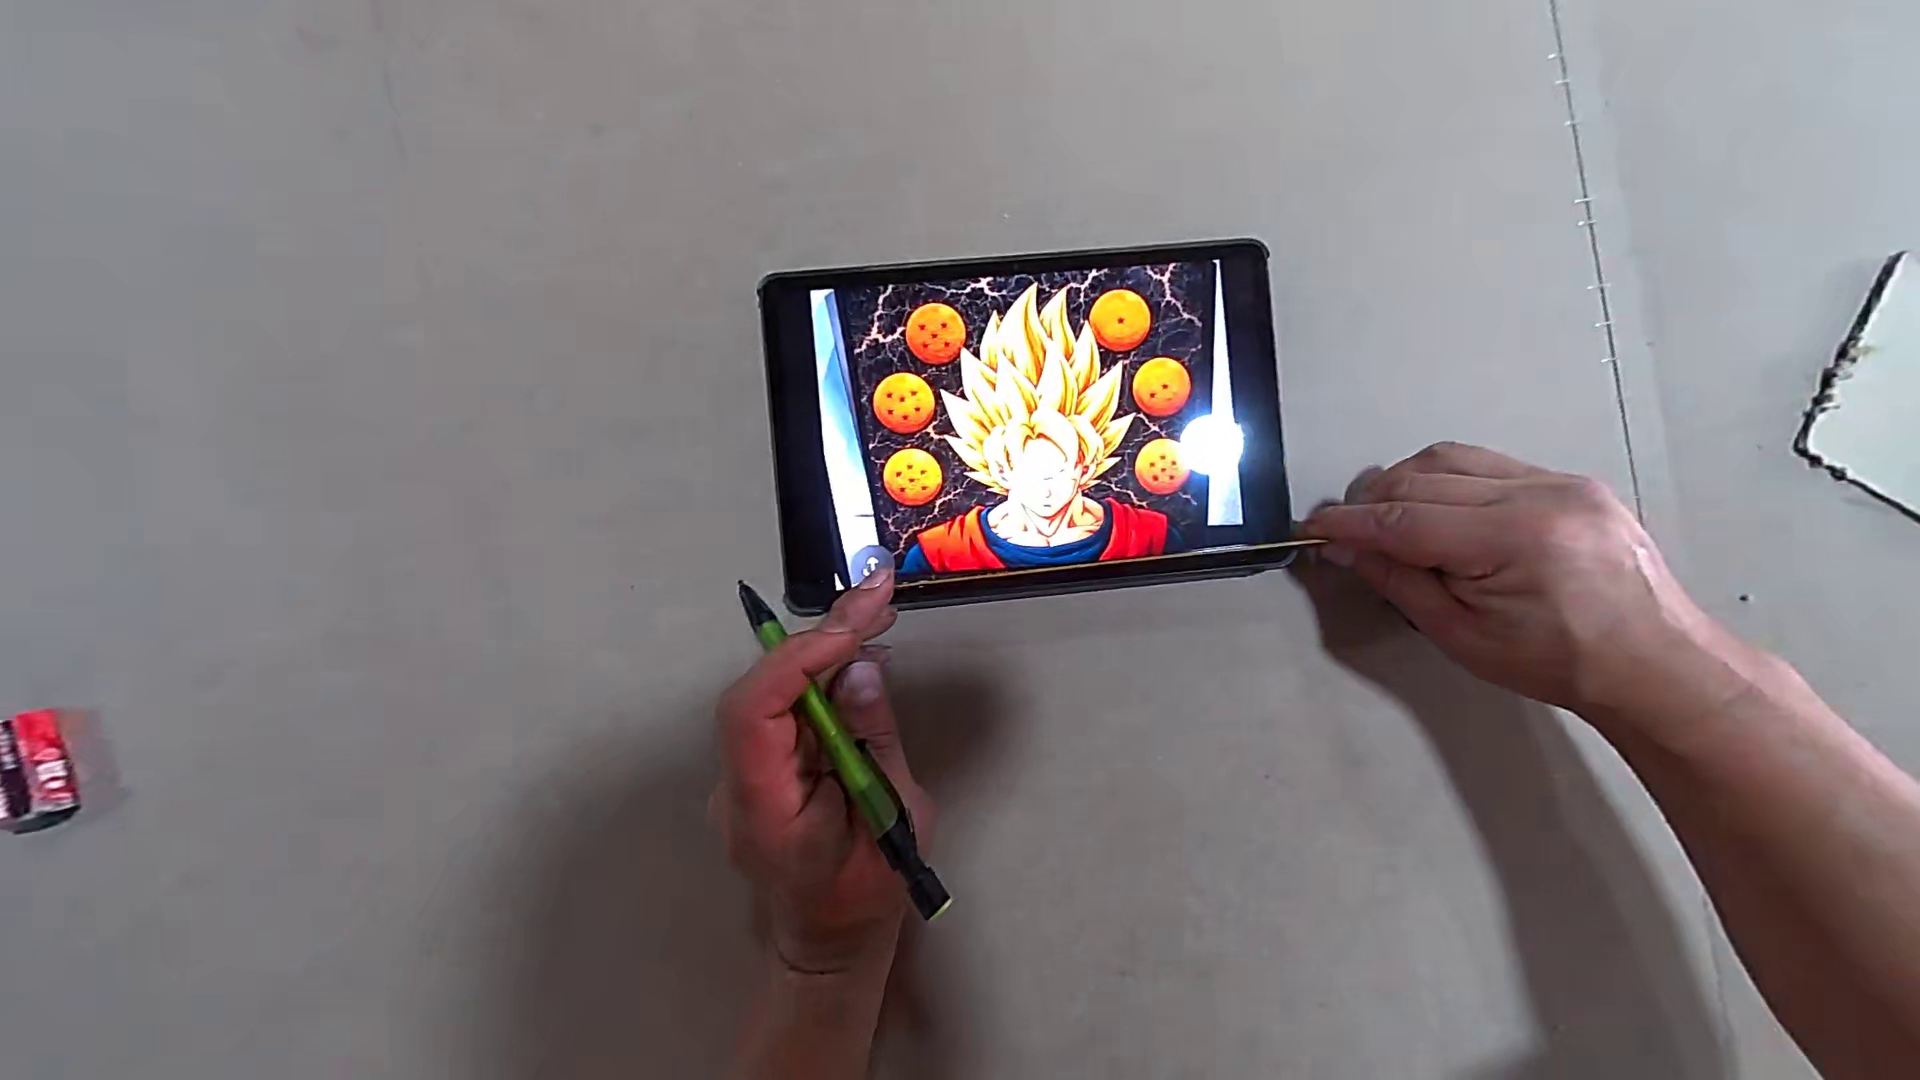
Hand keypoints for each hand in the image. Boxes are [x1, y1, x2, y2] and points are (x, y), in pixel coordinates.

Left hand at [712, 562, 930, 974]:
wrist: (829, 944)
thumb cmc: (867, 897)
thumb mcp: (894, 820)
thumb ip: (874, 742)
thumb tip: (860, 668)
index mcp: (760, 809)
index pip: (752, 715)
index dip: (798, 661)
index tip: (855, 627)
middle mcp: (737, 783)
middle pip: (759, 688)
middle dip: (820, 636)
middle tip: (875, 593)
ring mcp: (745, 771)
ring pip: (771, 688)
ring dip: (824, 645)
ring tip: (875, 610)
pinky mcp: (763, 761)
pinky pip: (786, 703)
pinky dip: (822, 670)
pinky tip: (858, 648)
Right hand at [1301, 442, 1746, 716]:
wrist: (1657, 663)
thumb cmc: (1554, 662)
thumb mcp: (1457, 632)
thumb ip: (1395, 580)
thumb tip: (1341, 548)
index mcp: (1514, 540)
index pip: (1403, 519)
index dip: (1346, 523)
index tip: (1310, 528)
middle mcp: (1540, 496)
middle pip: (1418, 481)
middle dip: (1368, 504)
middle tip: (1344, 535)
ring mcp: (1559, 481)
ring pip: (1445, 459)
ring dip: (1400, 484)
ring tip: (1385, 520)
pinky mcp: (1567, 480)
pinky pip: (1482, 463)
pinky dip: (1440, 481)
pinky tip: (1434, 509)